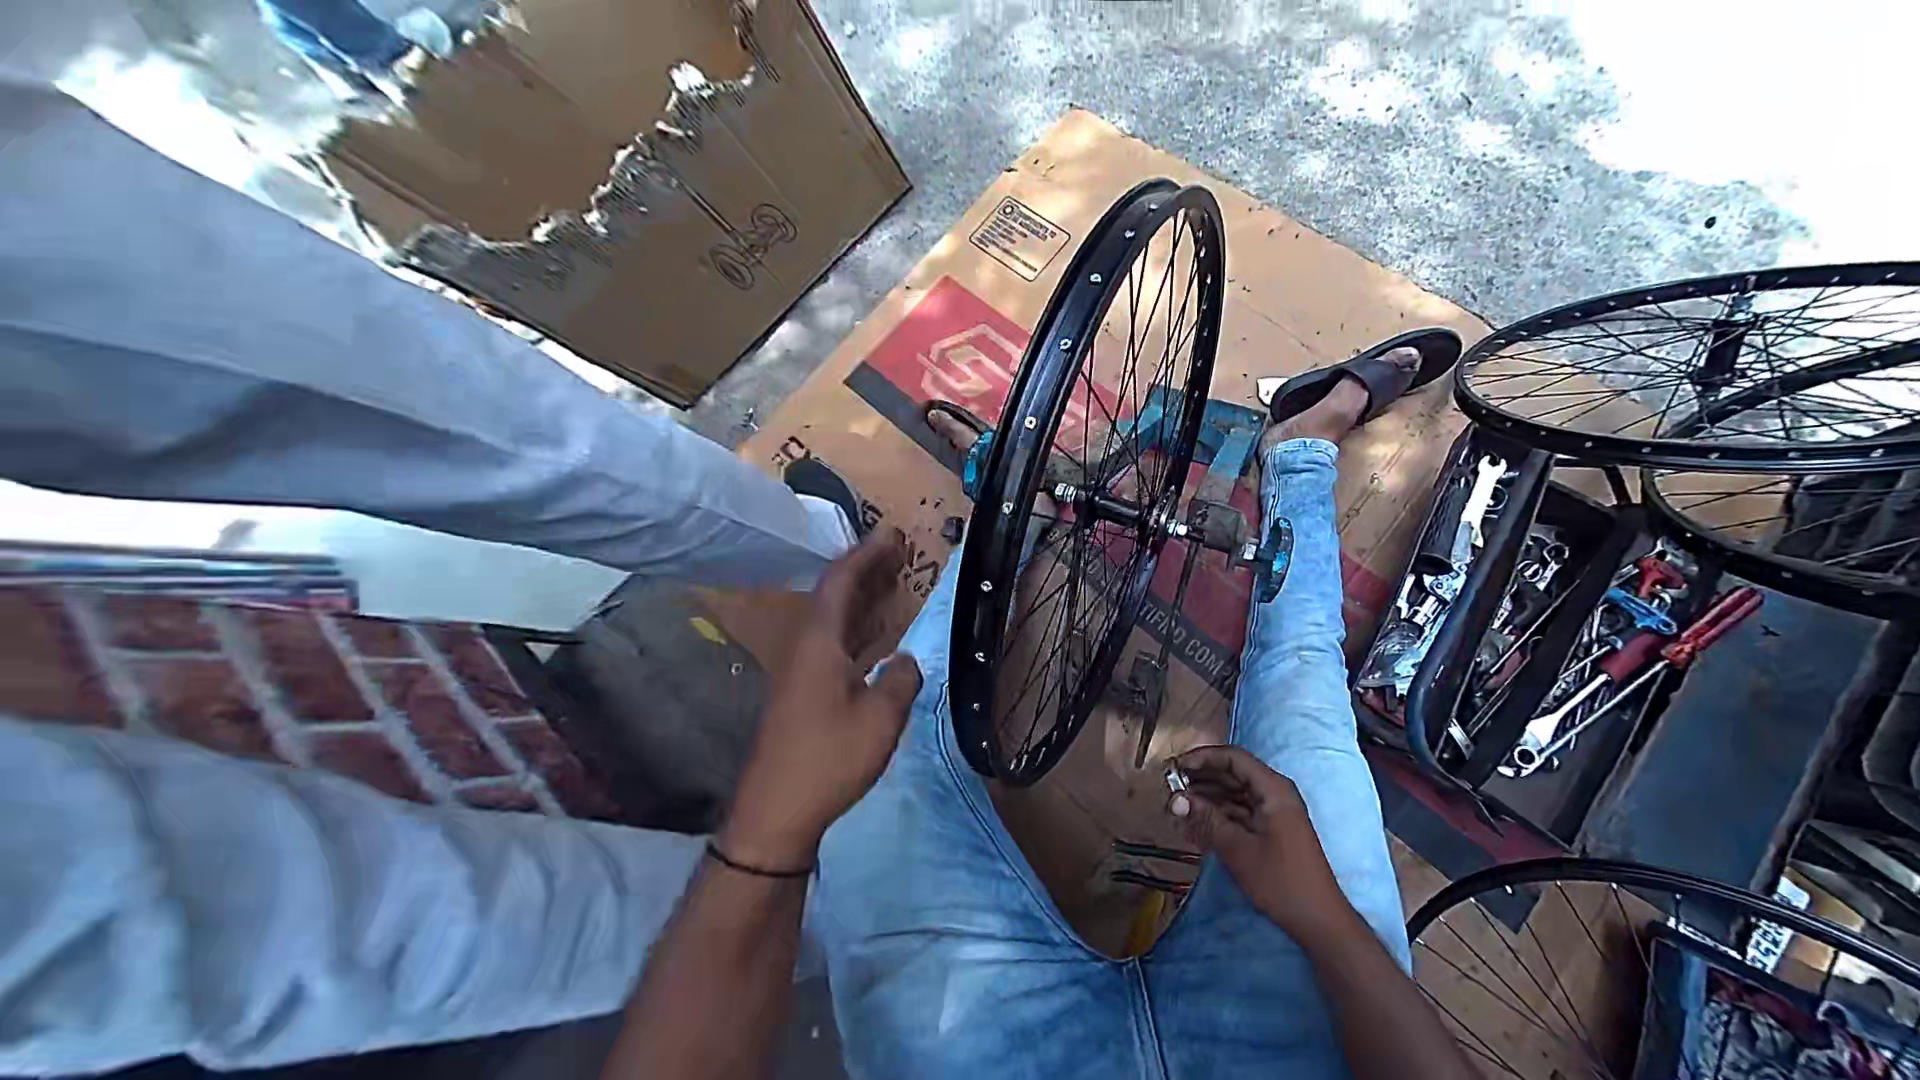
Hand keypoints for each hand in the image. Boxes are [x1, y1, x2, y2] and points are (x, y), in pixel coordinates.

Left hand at [719, 530, 923, 871]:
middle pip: (837, 594)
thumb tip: (905, 660)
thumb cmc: (829, 759)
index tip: (892, 535)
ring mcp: (804, 670)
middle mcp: (807, 647)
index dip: (866, 554)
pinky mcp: (806, 692)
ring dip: (865, 597)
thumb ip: (900, 680)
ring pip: (837, 619)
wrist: (776, 811)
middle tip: (900, 551)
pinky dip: (861, 629)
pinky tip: (880, 637)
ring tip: (895, 582)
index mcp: (820, 643)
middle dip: (868, 569)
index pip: (841, 581)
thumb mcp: (880, 719)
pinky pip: (837, 643)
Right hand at [1168, 745, 1355, 939]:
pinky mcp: (1270, 828)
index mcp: (1273, 789)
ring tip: (1178, 806)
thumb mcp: (1237, 848)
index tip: (1175, 767)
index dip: (1202, 757)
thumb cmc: (1281, 882)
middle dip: (1200, 778)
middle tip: (1171, 787)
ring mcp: (1273, 811)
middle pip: (1232, 773)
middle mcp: (1274, 793)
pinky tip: (1196, 822)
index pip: (1233, 758)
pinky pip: (1239, 810)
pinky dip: (1218, 813)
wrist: (1319, 922)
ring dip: (1206, 797)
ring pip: (1233, 792)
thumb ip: (1205, 818)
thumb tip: (1175, 798)